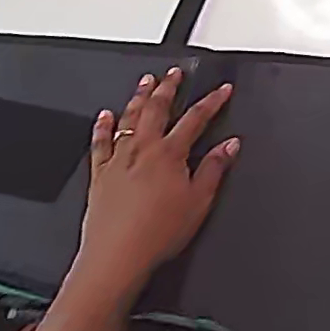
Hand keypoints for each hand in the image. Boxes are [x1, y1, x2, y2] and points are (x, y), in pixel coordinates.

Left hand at [68, 68, 239, 301]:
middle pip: (157, 108)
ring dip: (139, 97)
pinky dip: (103, 126)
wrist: (117, 257)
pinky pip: (100, 142)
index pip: (195, 118)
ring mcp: (118, 160)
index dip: (211, 101)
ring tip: (146, 82)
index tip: (221, 91)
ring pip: (129, 118)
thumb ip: (214, 168)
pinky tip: (105, 115)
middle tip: (175, 74)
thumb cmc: (156, 233)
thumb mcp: (198, 201)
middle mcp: (142, 150)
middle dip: (168, 87)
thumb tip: (229, 146)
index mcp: (169, 154)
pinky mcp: (100, 175)